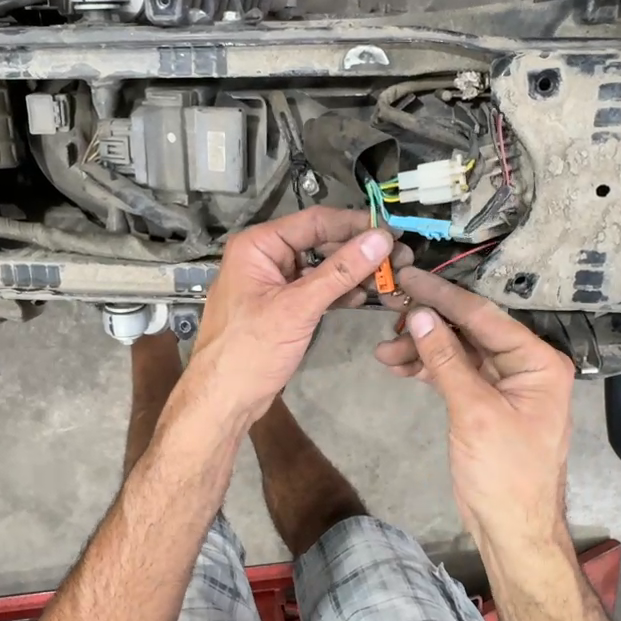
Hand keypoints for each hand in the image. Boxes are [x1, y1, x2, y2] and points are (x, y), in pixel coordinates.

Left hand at [188, 207, 395, 425]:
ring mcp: (272, 283)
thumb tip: (380, 240)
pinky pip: (313, 289)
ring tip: (389, 277)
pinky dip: (337, 291)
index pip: (314, 222)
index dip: (354, 224)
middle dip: (356, 251)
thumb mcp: (298, 308)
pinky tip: (363, 295)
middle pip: (319, 242)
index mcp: (257, 246)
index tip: (391, 231)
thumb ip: (340, 272)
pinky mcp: (281, 306)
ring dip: (351, 272)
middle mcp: (263, 257)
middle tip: (397, 258)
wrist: (223, 399)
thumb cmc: (250, 350)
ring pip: (319, 267)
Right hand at [374, 266, 575, 543]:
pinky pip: (454, 373)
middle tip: (388, 315)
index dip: (442, 296)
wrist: (512, 530)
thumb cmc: (505, 473)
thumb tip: (420, 316)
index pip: (484, 317)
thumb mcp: (474, 413)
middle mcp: (524, 366)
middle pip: (469, 331)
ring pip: (457, 351)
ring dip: (421, 349)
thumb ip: (447, 361)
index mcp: (538, 362)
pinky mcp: (484, 402)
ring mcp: (504, 384)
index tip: (407, 278)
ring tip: (384, 351)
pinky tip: (398, 366)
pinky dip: (427, 368)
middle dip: (427, 325)